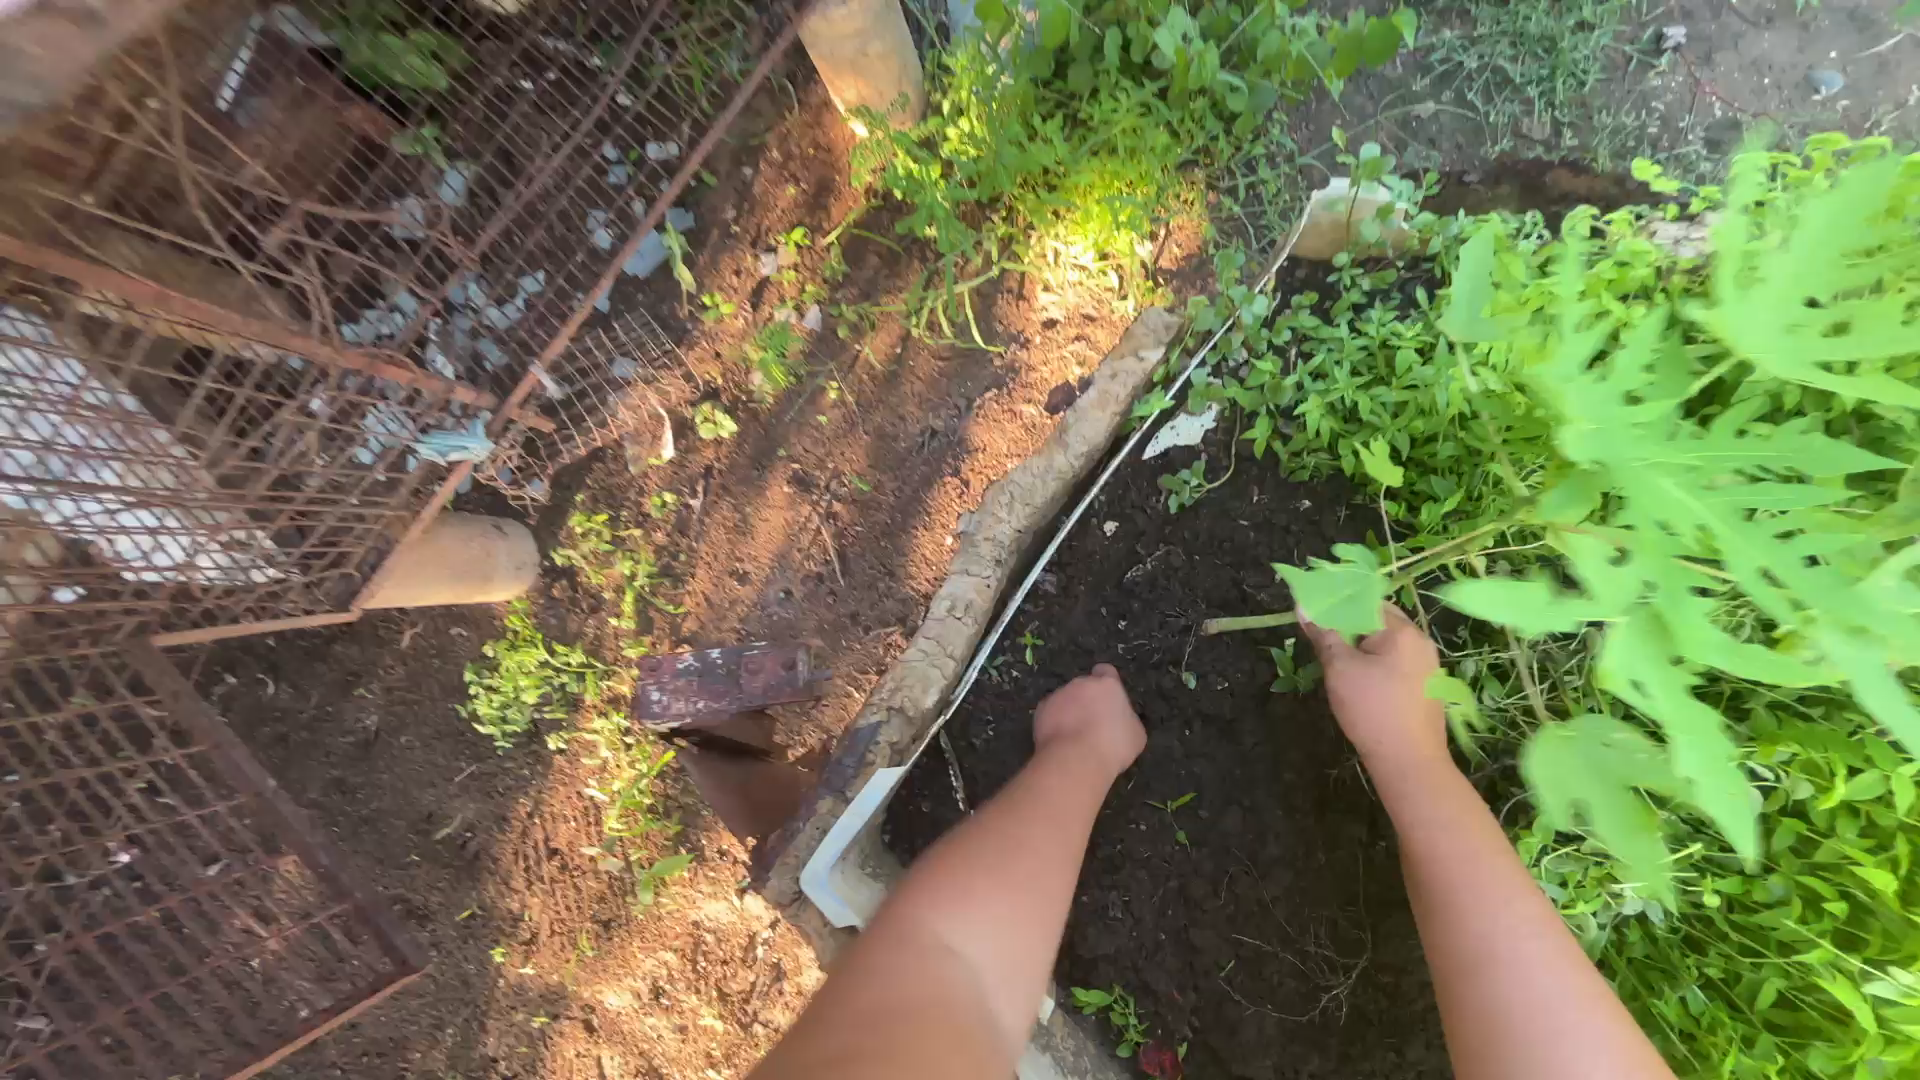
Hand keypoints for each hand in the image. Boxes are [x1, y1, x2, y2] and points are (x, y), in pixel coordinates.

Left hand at [1032, 664, 1146, 778]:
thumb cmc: (1113, 746)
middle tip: (1093, 724)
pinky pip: (1050, 712)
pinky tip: (1059, 740)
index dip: (1107, 684)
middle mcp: (1081, 683)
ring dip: (1069, 710)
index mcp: (1107, 685)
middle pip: (1084, 686)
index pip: (1106, 671)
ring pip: (1065, 699)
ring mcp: (1058, 695)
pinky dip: (1053, 722)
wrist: (1075, 759)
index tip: (1108, 700)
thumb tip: (1119, 720)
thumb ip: (1126, 719)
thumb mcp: (1135, 735)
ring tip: (1074, 736)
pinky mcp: (1041, 709)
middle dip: (1087, 700)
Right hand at [1298, 604, 1452, 777]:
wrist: (1408, 760)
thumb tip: (1303, 606)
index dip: (1337, 605)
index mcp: (1402, 631)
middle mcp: (1421, 642)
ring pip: (1387, 643)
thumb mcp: (1339, 668)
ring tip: (1337, 661)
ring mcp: (1429, 665)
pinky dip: (1376, 662)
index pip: (1365, 602)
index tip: (1314, 615)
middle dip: (1349, 626)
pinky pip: (1397, 662)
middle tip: (1323, 639)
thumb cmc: (1371, 708)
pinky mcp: (1427, 686)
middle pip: (1379, 620)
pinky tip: (1360, 681)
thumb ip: (1323, 634)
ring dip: (1361, 645)